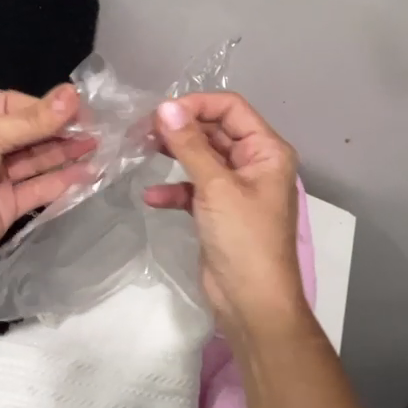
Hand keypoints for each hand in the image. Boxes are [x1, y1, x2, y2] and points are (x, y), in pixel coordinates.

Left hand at [0, 85, 96, 284]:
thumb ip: (32, 120)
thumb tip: (74, 93)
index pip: (14, 106)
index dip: (45, 107)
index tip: (80, 107)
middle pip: (28, 134)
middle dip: (60, 130)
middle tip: (98, 128)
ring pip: (36, 161)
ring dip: (66, 153)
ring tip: (100, 146)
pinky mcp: (6, 208)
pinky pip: (38, 190)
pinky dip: (62, 181)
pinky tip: (88, 173)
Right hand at [144, 92, 305, 339]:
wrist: (253, 304)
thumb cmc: (244, 239)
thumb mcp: (216, 187)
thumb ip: (189, 145)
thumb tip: (165, 107)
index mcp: (267, 151)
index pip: (231, 108)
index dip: (197, 104)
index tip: (161, 112)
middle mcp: (254, 164)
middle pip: (214, 130)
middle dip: (181, 128)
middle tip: (143, 129)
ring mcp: (236, 188)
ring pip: (201, 157)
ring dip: (174, 154)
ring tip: (141, 150)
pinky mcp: (219, 211)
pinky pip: (193, 188)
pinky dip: (174, 189)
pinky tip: (152, 197)